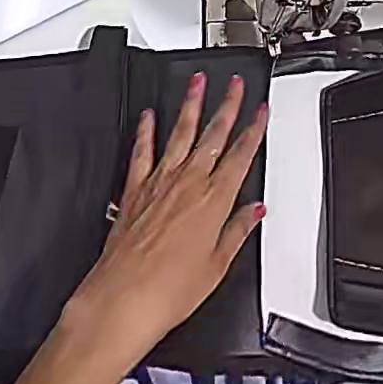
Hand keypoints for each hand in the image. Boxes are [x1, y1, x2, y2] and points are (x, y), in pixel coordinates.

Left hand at [6, 73, 267, 383]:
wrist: (121, 301)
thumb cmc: (169, 291)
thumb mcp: (216, 266)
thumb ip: (237, 231)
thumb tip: (255, 211)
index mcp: (214, 200)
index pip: (241, 154)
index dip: (254, 128)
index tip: (261, 110)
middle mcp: (189, 183)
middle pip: (215, 134)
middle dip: (228, 105)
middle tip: (235, 83)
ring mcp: (161, 182)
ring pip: (181, 133)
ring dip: (191, 105)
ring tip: (197, 82)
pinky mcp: (135, 189)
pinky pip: (142, 151)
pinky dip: (146, 131)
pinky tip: (148, 116)